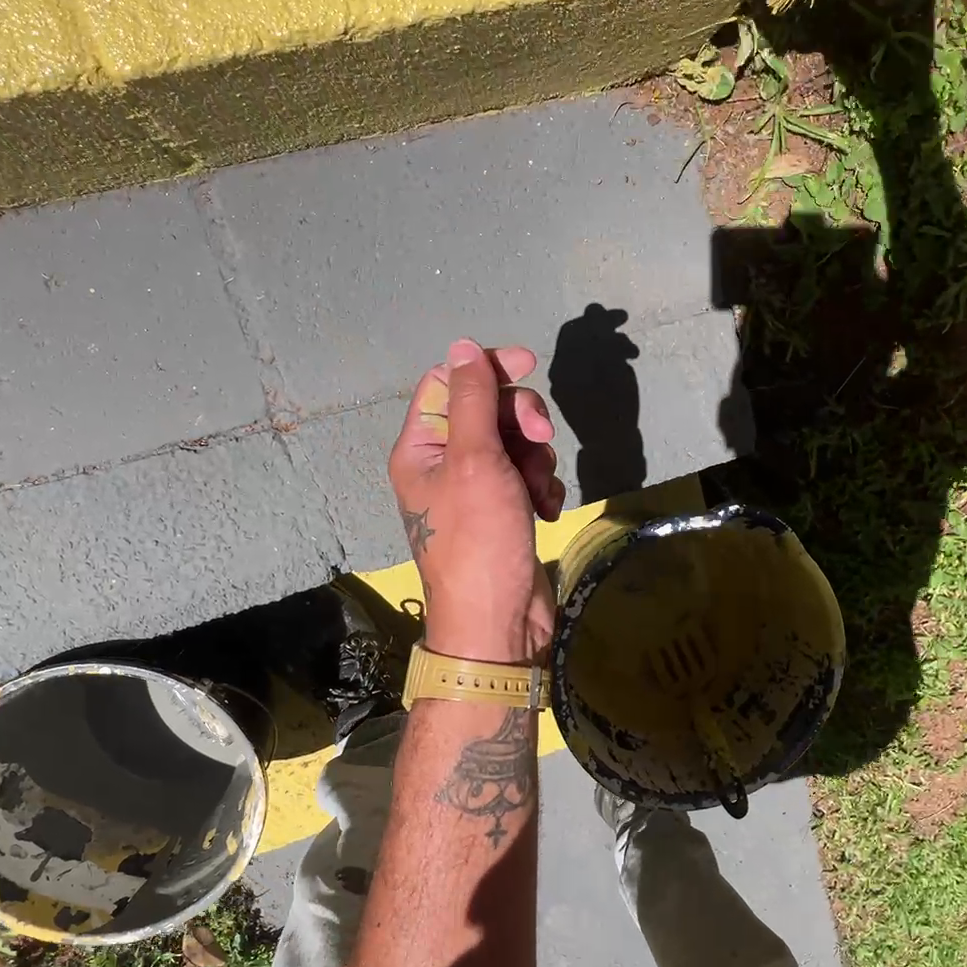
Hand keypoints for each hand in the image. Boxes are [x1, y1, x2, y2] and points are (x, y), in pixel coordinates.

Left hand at [388, 339, 564, 664]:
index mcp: (422, 447)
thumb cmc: (479, 538)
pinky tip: (544, 509)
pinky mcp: (505, 511)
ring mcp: (476, 489)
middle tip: (541, 439)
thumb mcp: (475, 460)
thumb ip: (472, 399)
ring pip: (515, 443)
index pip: (450, 383)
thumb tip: (461, 344)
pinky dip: (541, 486)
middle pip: (489, 410)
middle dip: (521, 420)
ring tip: (535, 490)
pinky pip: (528, 477)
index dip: (488, 367)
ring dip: (536, 458)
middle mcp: (445, 464)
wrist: (500, 622)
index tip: (529, 362)